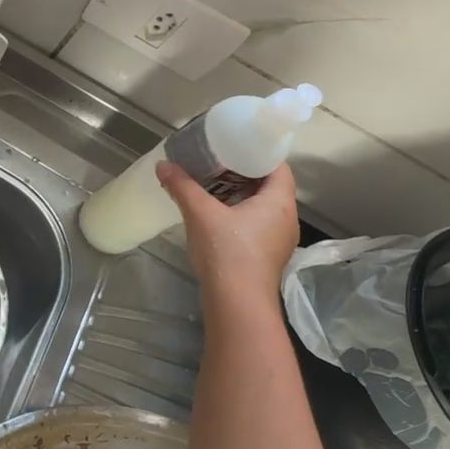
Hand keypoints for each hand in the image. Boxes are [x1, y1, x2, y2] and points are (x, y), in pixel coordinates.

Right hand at [157, 162, 297, 297]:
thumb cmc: (227, 252)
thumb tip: (163, 165)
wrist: (237, 302)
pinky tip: (217, 216)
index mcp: (279, 201)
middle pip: (270, 185)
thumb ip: (183, 187)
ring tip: (213, 187)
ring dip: (241, 195)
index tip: (235, 145)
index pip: (278, 166)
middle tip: (217, 163)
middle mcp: (287, 218)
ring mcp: (280, 239)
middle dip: (244, 173)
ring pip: (263, 206)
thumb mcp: (200, 214)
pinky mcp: (267, 255)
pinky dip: (241, 213)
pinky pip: (258, 224)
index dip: (259, 152)